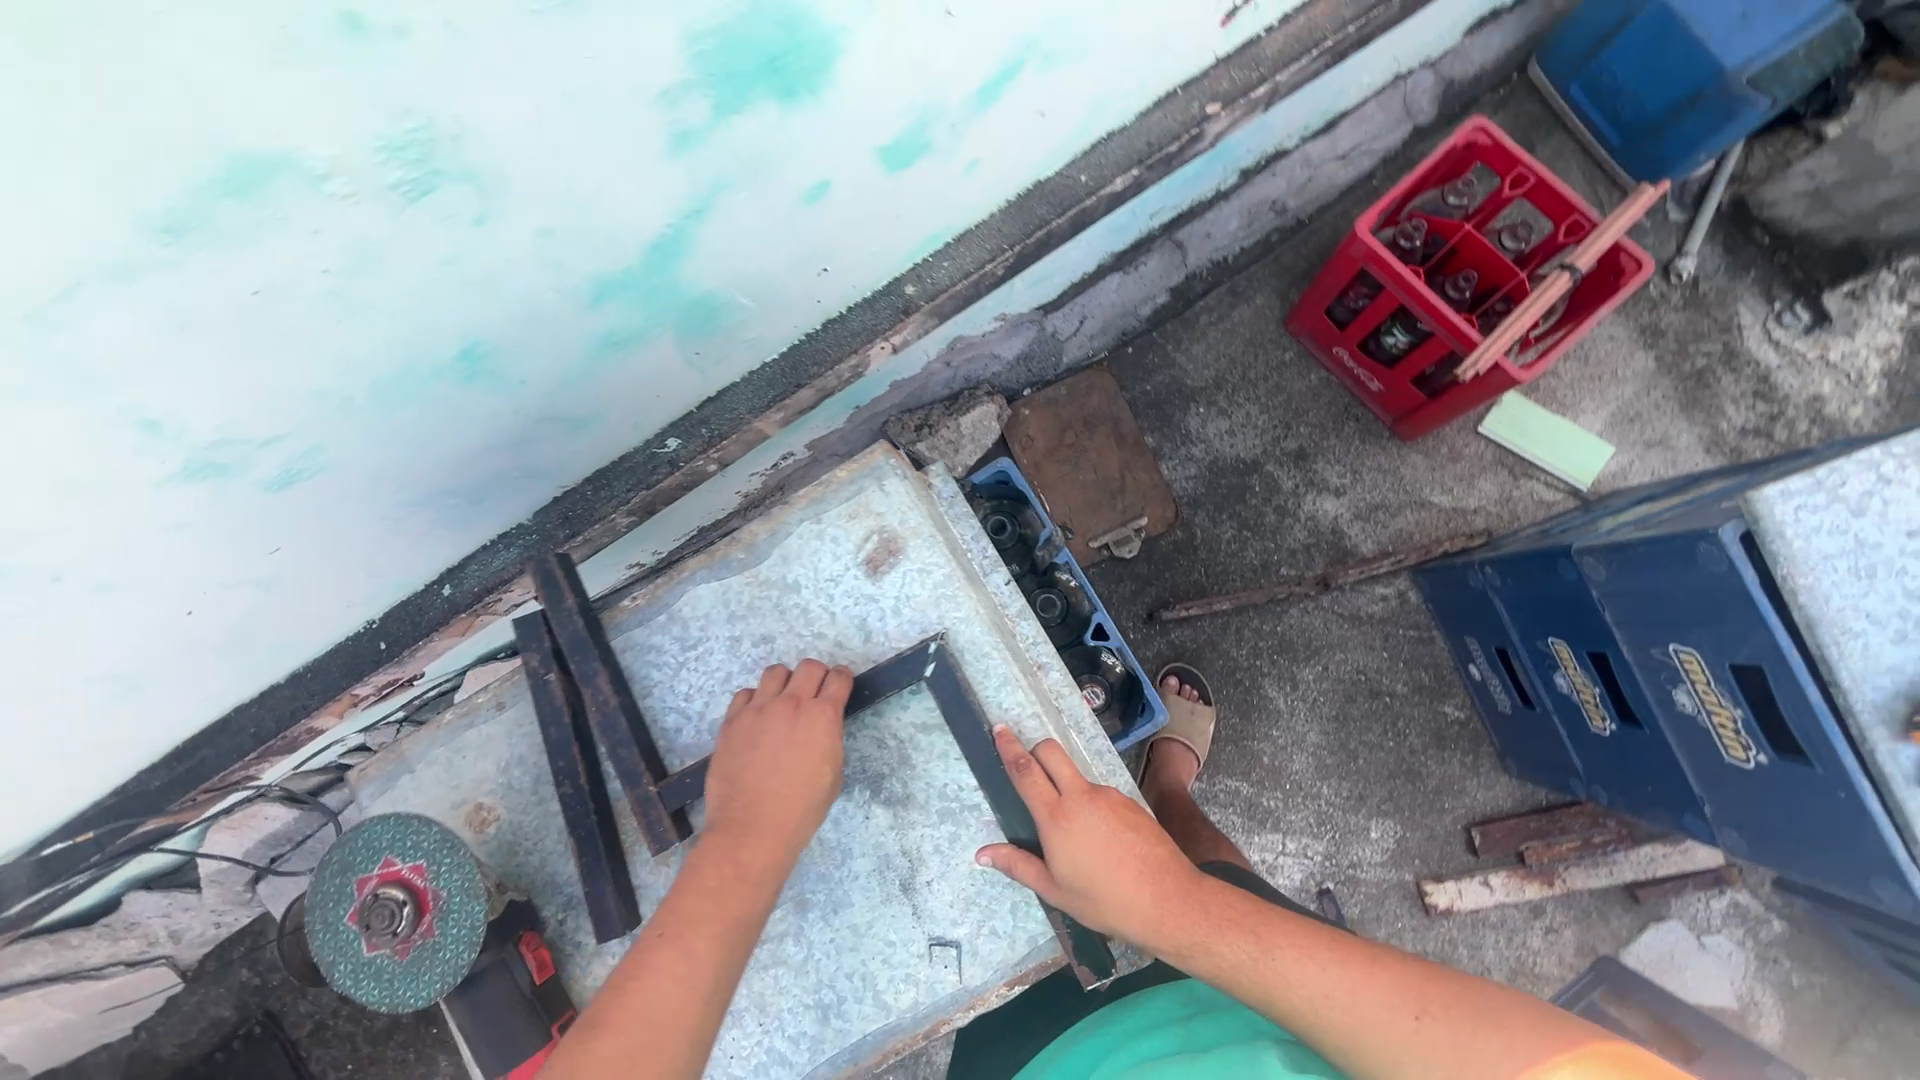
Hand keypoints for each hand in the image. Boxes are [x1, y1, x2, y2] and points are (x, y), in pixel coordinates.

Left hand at [700, 660, 853, 869]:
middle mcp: (791, 704)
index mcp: (823, 717)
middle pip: (809, 667)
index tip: (840, 686)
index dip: (842, 680)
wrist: (752, 829)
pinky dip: (756, 700)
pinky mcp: (732, 721)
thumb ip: (830, 738)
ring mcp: (758, 710)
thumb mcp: (834, 773)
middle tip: (815, 693)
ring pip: (775, 673)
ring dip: (785, 682)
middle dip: (818, 676)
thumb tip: (823, 726)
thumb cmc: (801, 810)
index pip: (839, 678)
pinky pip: (746, 694)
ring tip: (783, 702)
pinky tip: (757, 719)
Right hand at [975, 726, 1204, 948]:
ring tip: (1073, 833)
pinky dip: (1091, 805)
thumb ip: (1018, 866)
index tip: (999, 729)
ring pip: (1077, 775)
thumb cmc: (1105, 901)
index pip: (1026, 770)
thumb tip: (982, 854)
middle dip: (1035, 749)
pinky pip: (1100, 794)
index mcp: (1056, 817)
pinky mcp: (1129, 801)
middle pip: (1052, 752)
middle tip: (1027, 765)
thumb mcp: (1055, 891)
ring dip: (1065, 785)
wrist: (1168, 900)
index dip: (1009, 747)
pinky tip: (1101, 839)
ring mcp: (1109, 795)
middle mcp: (1081, 796)